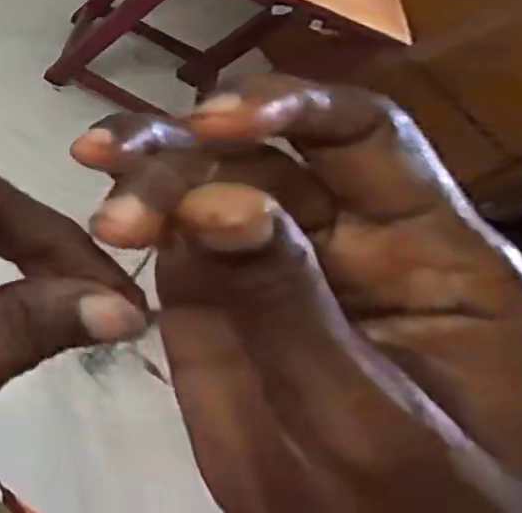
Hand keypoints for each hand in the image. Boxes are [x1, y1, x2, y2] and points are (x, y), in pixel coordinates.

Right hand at [73, 76, 521, 512]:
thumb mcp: (365, 418)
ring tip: (102, 217)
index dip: (284, 104)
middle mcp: (335, 232)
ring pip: (187, 171)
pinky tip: (97, 230)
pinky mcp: (199, 277)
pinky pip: (155, 220)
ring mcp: (259, 251)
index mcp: (425, 253)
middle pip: (246, 145)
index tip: (205, 122)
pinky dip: (119, 210)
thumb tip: (214, 197)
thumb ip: (291, 302)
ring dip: (134, 171)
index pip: (360, 133)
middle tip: (107, 181)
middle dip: (172, 151)